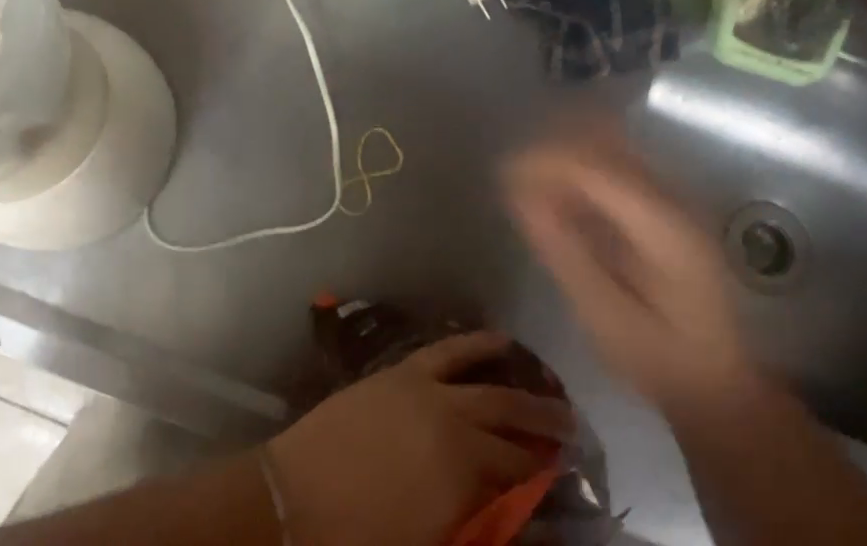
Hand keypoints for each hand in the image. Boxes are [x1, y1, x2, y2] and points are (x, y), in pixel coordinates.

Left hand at [264, 331, 574, 545]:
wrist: (292, 500)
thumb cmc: (360, 536)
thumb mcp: (430, 543)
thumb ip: (480, 526)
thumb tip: (523, 519)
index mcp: (463, 472)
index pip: (522, 471)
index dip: (546, 475)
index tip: (565, 476)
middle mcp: (455, 423)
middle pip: (514, 423)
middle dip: (548, 429)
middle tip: (574, 434)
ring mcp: (427, 391)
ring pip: (490, 386)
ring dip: (526, 390)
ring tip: (553, 394)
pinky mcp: (402, 373)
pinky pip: (448, 351)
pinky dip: (477, 343)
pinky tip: (501, 340)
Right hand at [505, 119, 759, 418]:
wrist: (719, 385)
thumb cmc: (658, 359)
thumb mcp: (604, 314)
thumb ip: (564, 251)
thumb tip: (521, 197)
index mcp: (660, 224)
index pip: (594, 164)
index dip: (544, 161)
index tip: (505, 179)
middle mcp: (673, 199)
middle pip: (605, 144)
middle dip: (553, 153)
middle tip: (514, 183)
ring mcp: (676, 202)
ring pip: (612, 149)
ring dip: (568, 158)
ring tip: (531, 187)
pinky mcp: (670, 212)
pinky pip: (620, 169)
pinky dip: (585, 172)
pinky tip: (563, 198)